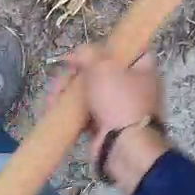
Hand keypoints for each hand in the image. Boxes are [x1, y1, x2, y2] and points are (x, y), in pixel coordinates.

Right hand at [61, 44, 171, 194]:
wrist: (125, 148)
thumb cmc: (119, 101)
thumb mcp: (103, 67)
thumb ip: (88, 53)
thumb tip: (78, 52)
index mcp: (142, 69)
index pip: (126, 49)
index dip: (103, 46)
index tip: (83, 51)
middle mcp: (134, 87)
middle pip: (100, 71)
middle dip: (75, 74)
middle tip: (61, 79)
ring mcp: (119, 109)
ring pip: (89, 92)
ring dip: (67, 92)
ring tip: (52, 98)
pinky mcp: (105, 127)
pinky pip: (85, 113)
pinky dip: (70, 111)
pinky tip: (54, 109)